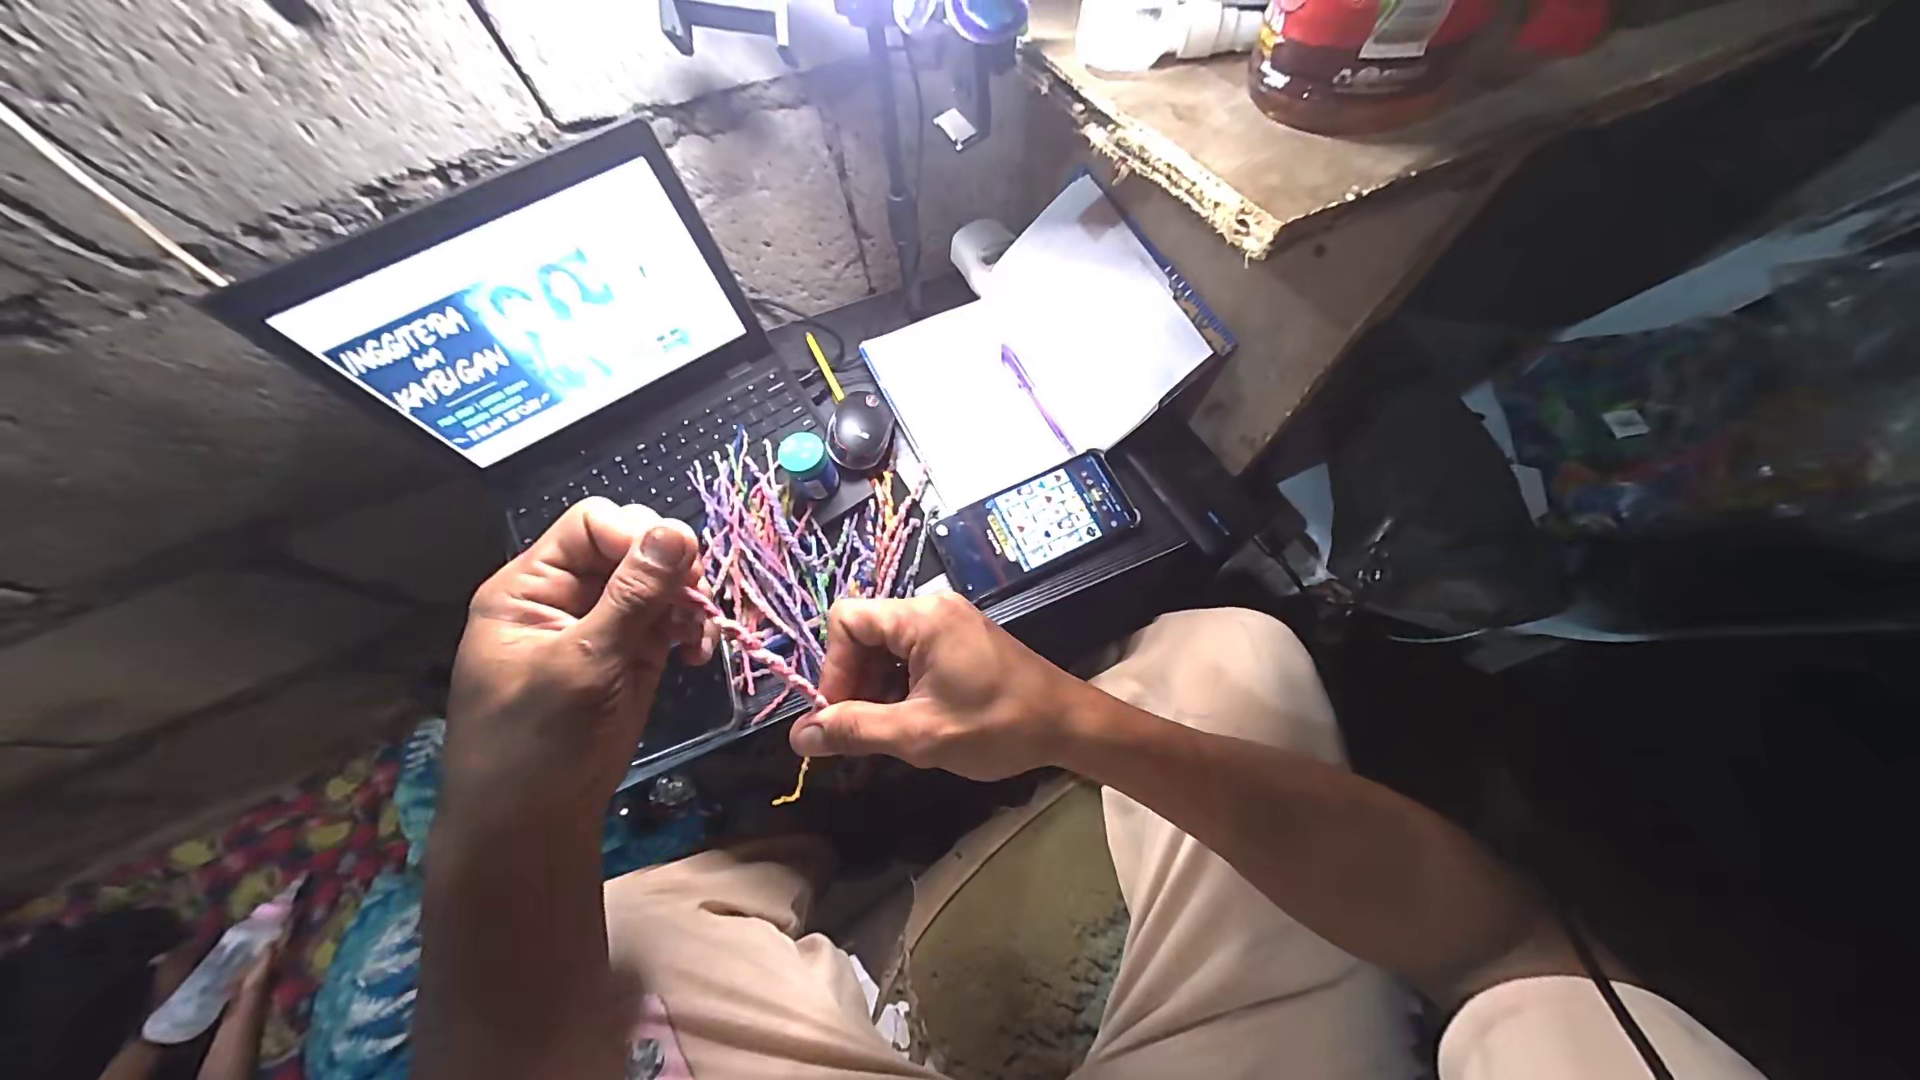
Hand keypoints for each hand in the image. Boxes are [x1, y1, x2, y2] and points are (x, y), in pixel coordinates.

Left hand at [445, 498, 713, 812]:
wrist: (535, 822)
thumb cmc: (537, 743)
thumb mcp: (583, 663)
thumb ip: (632, 596)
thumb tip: (679, 530)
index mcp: (533, 586)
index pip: (593, 525)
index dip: (635, 537)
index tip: (672, 571)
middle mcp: (572, 593)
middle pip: (635, 545)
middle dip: (672, 568)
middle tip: (694, 603)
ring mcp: (608, 621)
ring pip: (664, 579)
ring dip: (690, 601)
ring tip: (698, 638)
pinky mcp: (637, 648)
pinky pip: (676, 616)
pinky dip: (694, 629)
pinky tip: (696, 657)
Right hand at [788, 593, 1088, 779]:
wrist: (1067, 723)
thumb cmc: (997, 726)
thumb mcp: (920, 734)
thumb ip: (856, 730)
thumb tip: (800, 734)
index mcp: (920, 617)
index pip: (846, 619)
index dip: (832, 667)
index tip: (840, 714)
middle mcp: (932, 607)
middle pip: (865, 632)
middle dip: (853, 681)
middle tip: (860, 730)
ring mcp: (949, 620)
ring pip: (887, 645)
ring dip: (876, 686)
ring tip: (887, 729)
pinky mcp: (961, 636)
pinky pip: (912, 652)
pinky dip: (900, 682)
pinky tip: (911, 716)